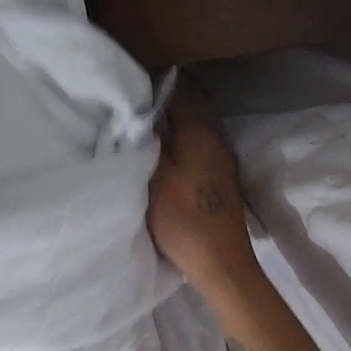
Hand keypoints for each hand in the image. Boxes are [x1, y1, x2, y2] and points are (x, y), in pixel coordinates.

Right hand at [148, 90, 259, 291]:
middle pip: (188, 110)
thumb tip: (144, 111)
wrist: (220, 262)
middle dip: (162, 106)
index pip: (179, 93)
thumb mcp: (154, 175)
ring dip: (170, 128)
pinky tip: (160, 158)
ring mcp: (221, 161)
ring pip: (192, 131)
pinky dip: (178, 146)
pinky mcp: (220, 180)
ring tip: (141, 133)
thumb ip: (149, 140)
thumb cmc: (182, 218)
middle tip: (131, 110)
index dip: (154, 87)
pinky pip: (196, 149)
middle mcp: (216, 139)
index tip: (129, 90)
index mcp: (200, 132)